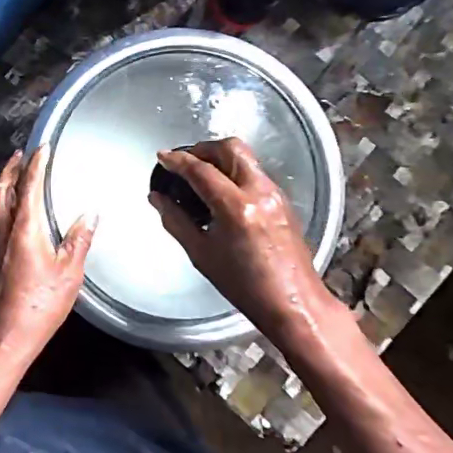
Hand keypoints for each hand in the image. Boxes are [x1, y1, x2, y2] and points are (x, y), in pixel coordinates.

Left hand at [0, 147, 95, 364]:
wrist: (7, 333)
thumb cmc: (40, 303)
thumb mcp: (69, 272)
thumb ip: (78, 240)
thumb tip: (89, 214)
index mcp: (25, 227)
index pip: (29, 185)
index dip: (36, 164)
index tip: (43, 147)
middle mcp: (5, 228)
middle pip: (3, 187)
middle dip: (12, 167)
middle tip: (23, 154)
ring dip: (7, 181)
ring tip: (19, 172)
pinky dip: (6, 199)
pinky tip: (17, 206)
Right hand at [152, 138, 341, 335]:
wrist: (294, 305)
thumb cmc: (247, 287)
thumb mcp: (201, 254)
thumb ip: (175, 220)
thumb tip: (158, 199)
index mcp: (236, 208)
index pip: (200, 170)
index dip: (177, 160)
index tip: (163, 157)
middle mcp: (259, 193)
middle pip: (229, 148)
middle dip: (202, 149)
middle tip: (185, 161)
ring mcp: (275, 195)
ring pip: (244, 157)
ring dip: (219, 158)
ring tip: (201, 175)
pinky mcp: (283, 202)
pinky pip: (255, 173)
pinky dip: (234, 172)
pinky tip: (222, 193)